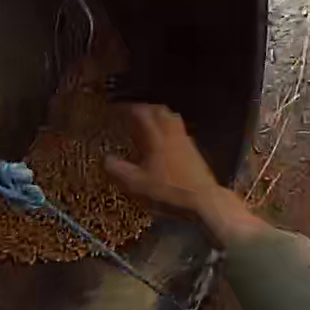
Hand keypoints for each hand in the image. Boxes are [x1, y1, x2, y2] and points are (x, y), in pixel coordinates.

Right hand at [106, 104, 265, 245]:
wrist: (204, 200)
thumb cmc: (168, 190)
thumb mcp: (137, 184)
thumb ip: (119, 170)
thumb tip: (106, 160)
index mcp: (157, 137)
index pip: (142, 112)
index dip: (129, 108)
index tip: (118, 109)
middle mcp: (172, 134)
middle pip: (160, 111)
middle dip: (146, 109)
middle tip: (134, 114)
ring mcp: (186, 141)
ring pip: (172, 120)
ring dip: (159, 118)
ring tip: (148, 127)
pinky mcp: (194, 152)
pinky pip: (179, 132)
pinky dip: (168, 132)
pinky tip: (163, 146)